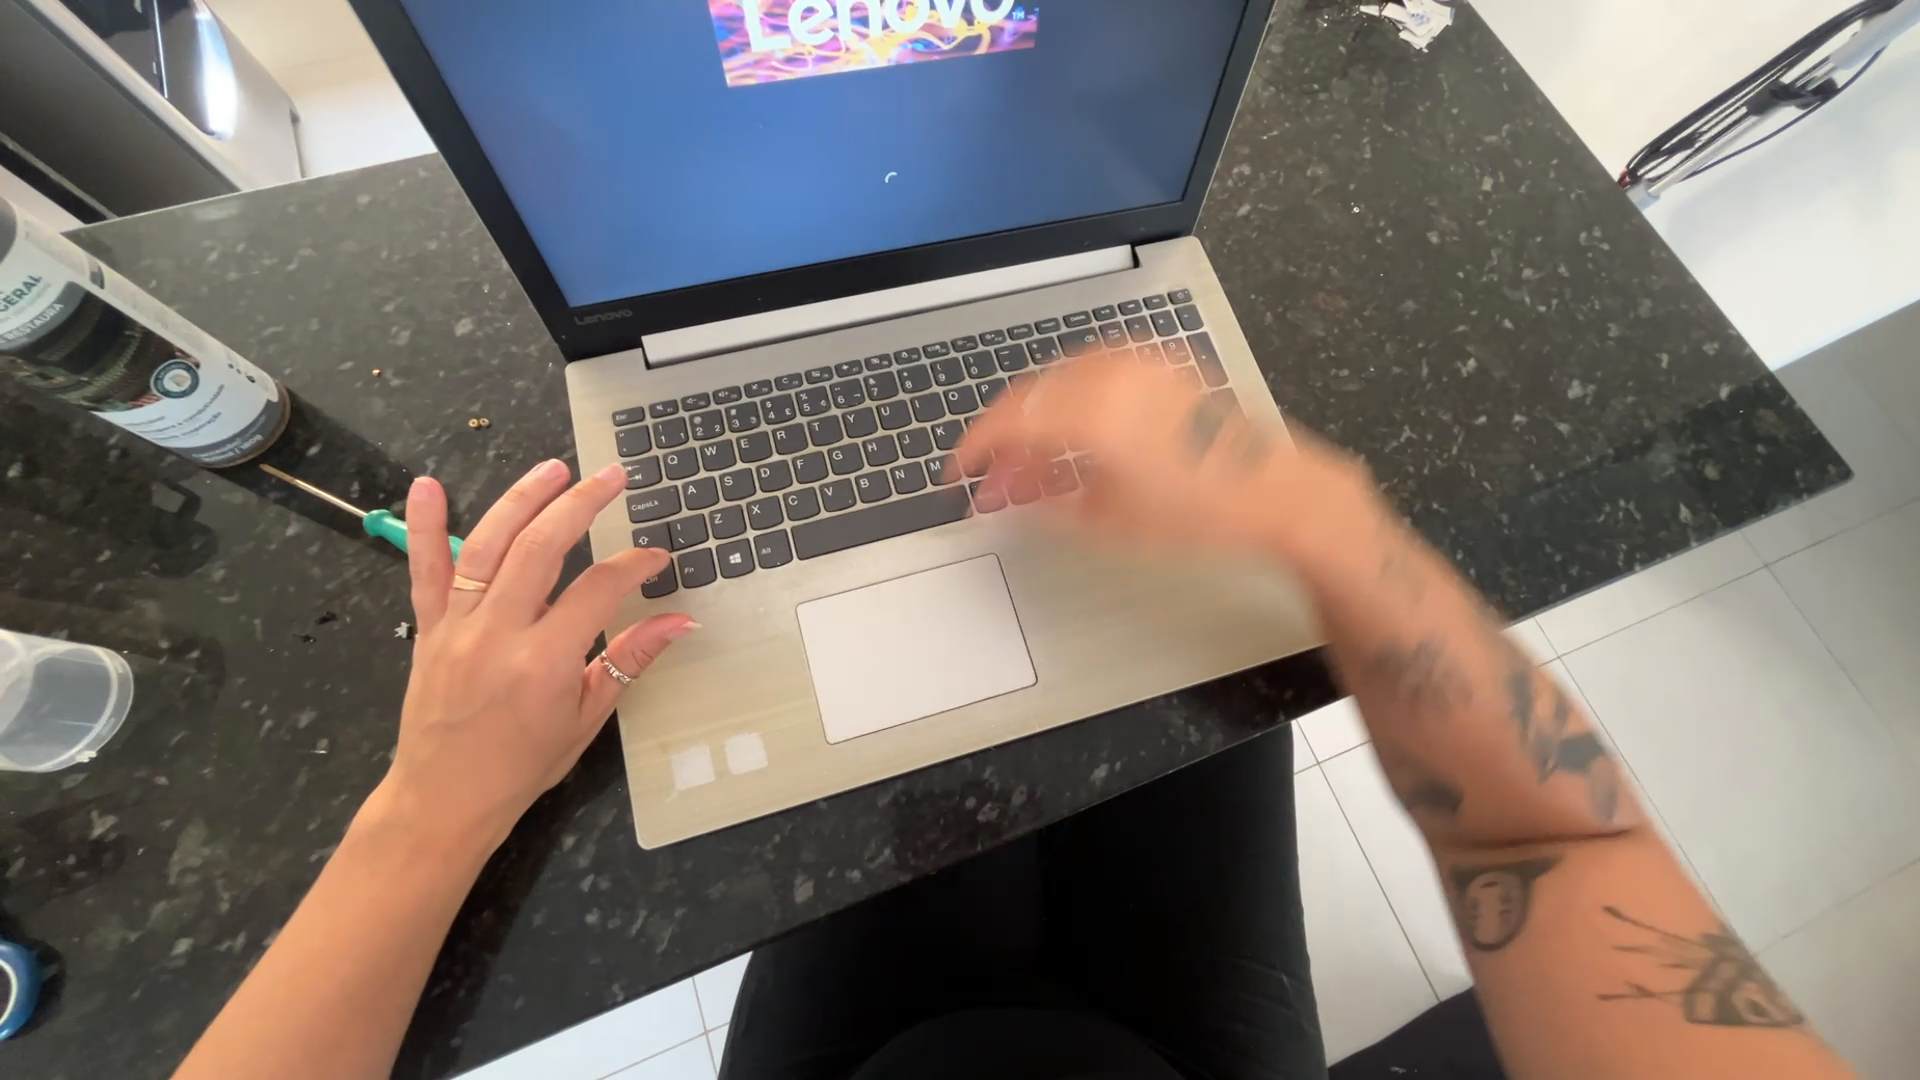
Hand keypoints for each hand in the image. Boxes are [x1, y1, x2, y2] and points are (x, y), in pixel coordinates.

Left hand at [382, 460, 695, 849]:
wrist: (442, 800)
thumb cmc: (525, 763)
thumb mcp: (589, 715)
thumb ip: (633, 658)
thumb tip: (683, 620)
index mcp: (545, 660)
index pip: (599, 589)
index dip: (635, 564)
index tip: (658, 554)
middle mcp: (498, 633)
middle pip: (543, 548)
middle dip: (582, 504)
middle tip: (613, 476)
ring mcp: (456, 626)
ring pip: (488, 545)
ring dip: (522, 499)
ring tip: (554, 468)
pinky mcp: (428, 628)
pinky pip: (424, 569)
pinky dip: (424, 525)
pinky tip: (429, 484)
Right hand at [957, 356, 1381, 561]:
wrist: (1274, 493)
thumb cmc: (1200, 510)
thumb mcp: (1109, 519)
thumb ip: (1043, 502)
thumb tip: (1004, 499)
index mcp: (1091, 412)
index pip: (1007, 422)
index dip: (973, 450)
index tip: (957, 475)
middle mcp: (1109, 376)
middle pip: (1027, 400)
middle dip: (1002, 443)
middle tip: (993, 483)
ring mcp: (1137, 364)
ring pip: (1057, 386)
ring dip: (1034, 425)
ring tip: (1029, 471)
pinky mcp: (1158, 366)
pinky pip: (1092, 377)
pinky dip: (1068, 407)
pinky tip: (1068, 442)